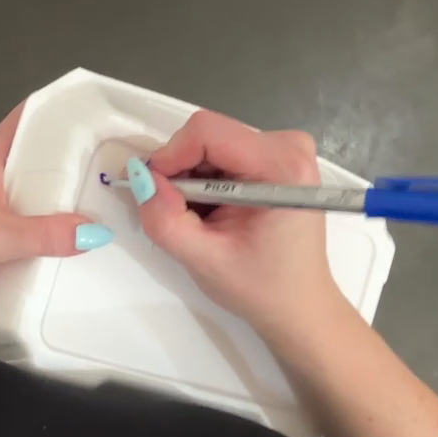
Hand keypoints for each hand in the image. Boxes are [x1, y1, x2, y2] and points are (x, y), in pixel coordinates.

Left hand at [0, 106, 108, 323]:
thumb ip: (46, 235)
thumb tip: (98, 232)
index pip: (31, 116)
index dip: (65, 111)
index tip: (103, 116)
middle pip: (34, 152)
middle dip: (70, 157)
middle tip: (113, 166)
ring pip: (24, 184)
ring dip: (53, 191)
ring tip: (96, 199)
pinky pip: (14, 210)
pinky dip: (36, 216)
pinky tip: (57, 233)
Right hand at [132, 110, 349, 339]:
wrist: (297, 304)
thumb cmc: (259, 287)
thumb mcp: (202, 260)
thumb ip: (164, 220)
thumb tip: (140, 177)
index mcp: (281, 166)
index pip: (206, 132)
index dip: (170, 157)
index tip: (157, 193)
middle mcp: (287, 145)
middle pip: (206, 136)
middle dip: (180, 173)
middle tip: (181, 215)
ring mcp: (283, 148)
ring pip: (208, 144)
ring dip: (190, 179)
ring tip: (200, 218)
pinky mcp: (274, 157)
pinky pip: (219, 153)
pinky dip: (203, 181)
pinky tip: (213, 211)